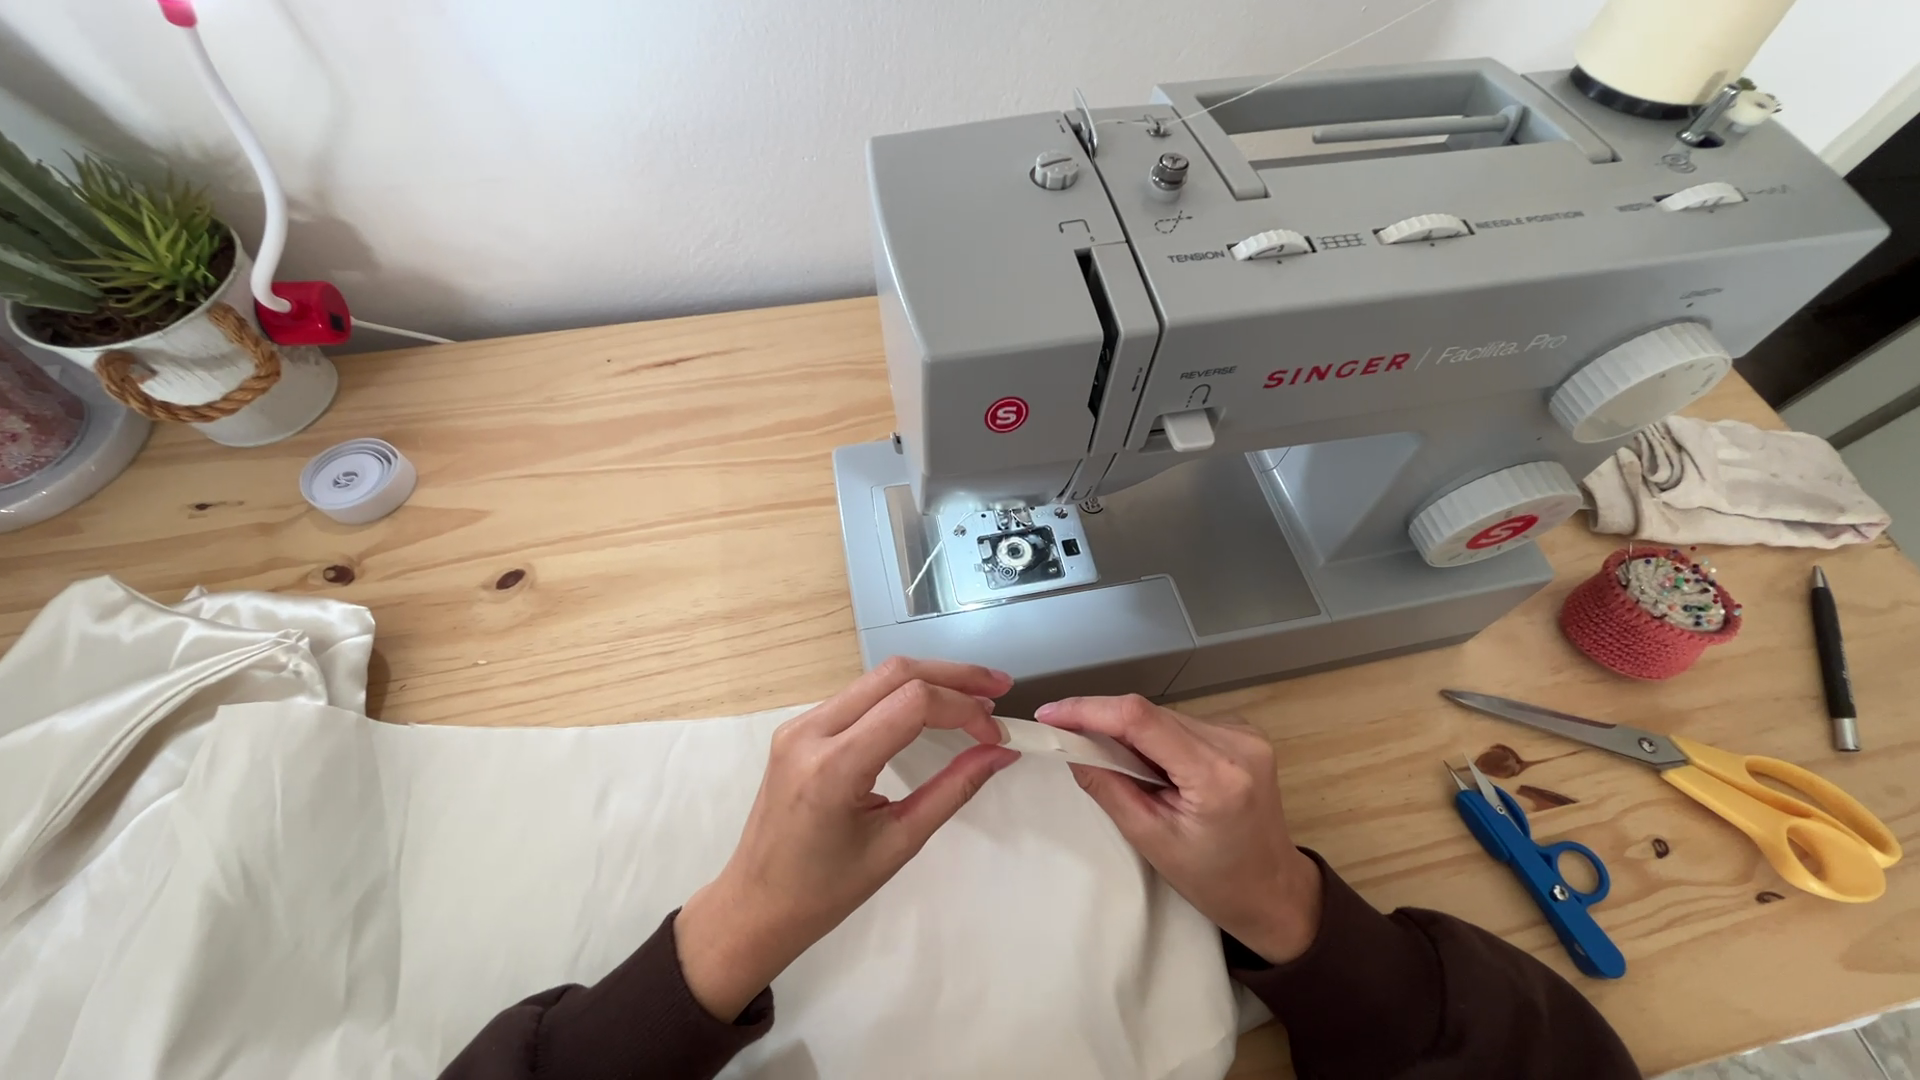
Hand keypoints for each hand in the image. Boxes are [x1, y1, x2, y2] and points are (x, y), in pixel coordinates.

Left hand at [675, 658, 1019, 1018]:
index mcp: (833, 767)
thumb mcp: (899, 843)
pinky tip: (932, 705)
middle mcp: (811, 730)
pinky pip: (860, 694)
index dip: (963, 708)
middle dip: (954, 675)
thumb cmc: (826, 891)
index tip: (995, 734)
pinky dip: (903, 692)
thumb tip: (1001, 752)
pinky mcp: (799, 727)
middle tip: (999, 687)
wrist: (754, 906)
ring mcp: (800, 724)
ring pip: (877, 677)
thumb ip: (953, 789)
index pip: (912, 703)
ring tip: (975, 695)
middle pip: (895, 673)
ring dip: (930, 679)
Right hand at [1036, 695, 1321, 963]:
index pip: (1140, 718)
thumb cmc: (1215, 880)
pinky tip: (1152, 766)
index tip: (1050, 715)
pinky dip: (1154, 737)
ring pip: (1163, 715)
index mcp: (1216, 775)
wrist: (1274, 892)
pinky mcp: (1242, 733)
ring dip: (1129, 732)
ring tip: (1118, 766)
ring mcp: (1244, 733)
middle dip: (1103, 723)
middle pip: (1150, 714)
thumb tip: (1070, 749)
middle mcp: (1235, 742)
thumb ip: (1108, 788)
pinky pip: (1180, 723)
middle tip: (1069, 742)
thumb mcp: (1151, 840)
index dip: (1088, 709)